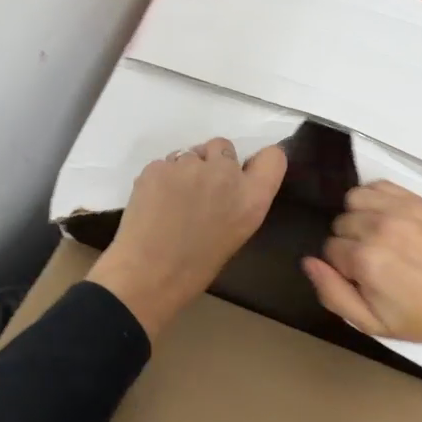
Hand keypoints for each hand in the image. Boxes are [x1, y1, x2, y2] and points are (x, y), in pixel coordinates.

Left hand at [87, 138, 287, 339]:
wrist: (148, 274)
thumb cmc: (196, 267)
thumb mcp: (236, 234)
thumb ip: (239, 201)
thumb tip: (226, 185)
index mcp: (252, 198)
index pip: (273, 156)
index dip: (258, 161)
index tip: (244, 171)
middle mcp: (226, 173)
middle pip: (224, 146)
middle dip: (213, 162)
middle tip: (199, 191)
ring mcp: (190, 165)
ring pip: (190, 153)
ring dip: (185, 170)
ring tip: (172, 201)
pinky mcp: (159, 165)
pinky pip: (165, 163)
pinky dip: (161, 178)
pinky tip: (154, 202)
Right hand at [302, 180, 421, 394]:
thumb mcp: (371, 323)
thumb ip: (332, 293)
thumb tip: (308, 262)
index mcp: (365, 260)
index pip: (328, 250)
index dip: (341, 267)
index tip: (363, 279)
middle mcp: (379, 228)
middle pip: (339, 224)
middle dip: (349, 243)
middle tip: (374, 263)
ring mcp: (400, 210)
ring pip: (353, 201)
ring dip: (358, 218)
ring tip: (378, 238)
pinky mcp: (418, 200)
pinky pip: (377, 185)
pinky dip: (374, 199)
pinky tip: (386, 219)